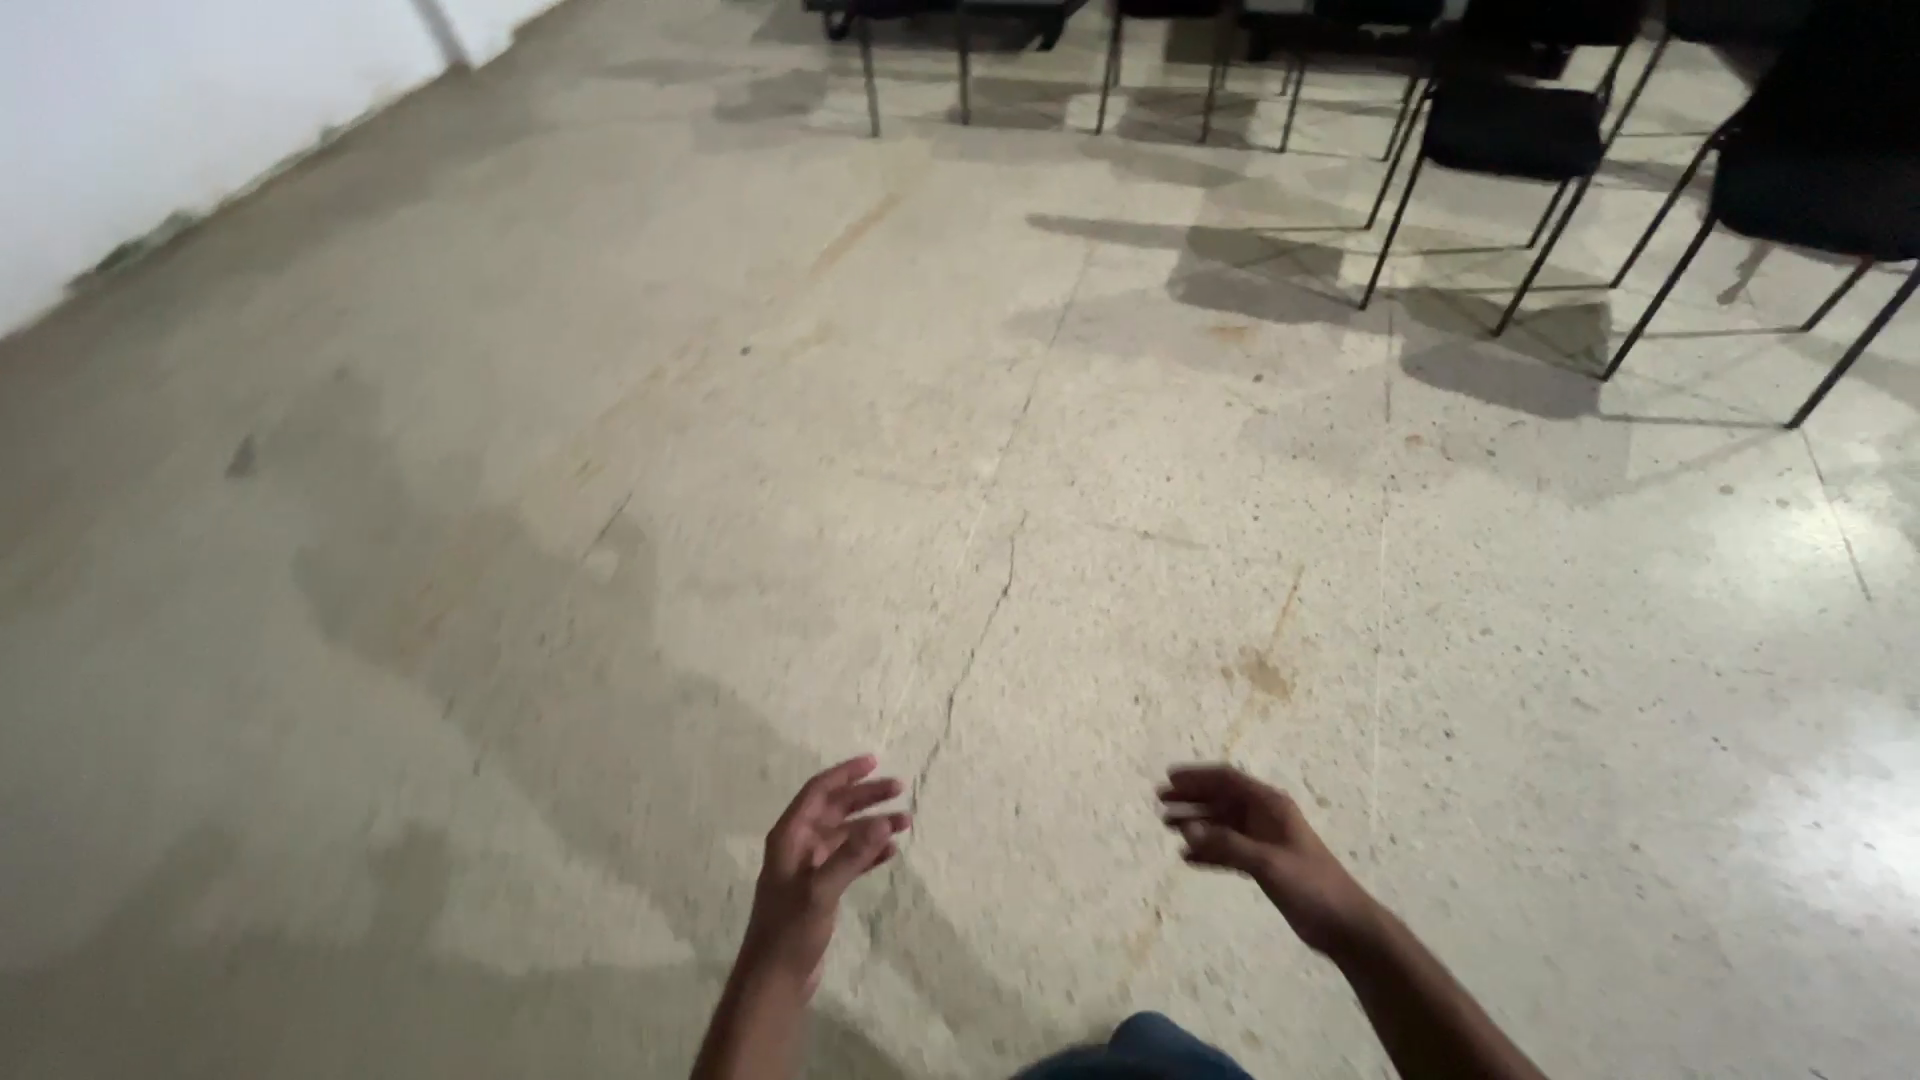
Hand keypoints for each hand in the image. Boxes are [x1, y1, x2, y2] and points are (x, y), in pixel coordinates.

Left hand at [739, 755, 910, 994]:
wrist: (774, 978)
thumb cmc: (790, 929)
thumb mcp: (821, 890)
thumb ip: (852, 855)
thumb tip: (884, 822)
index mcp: (790, 836)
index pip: (818, 791)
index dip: (845, 774)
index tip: (874, 762)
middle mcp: (799, 844)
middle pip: (835, 808)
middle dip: (866, 797)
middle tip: (899, 789)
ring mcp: (810, 866)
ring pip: (846, 834)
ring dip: (872, 825)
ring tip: (905, 821)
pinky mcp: (822, 887)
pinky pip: (849, 859)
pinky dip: (869, 852)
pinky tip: (891, 851)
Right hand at [1160, 764, 1379, 957]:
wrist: (1346, 926)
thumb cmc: (1311, 886)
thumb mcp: (1267, 863)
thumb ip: (1226, 844)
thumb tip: (1187, 828)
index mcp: (1271, 805)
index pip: (1228, 780)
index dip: (1197, 777)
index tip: (1169, 779)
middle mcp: (1265, 817)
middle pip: (1221, 799)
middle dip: (1191, 799)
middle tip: (1160, 804)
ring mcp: (1263, 841)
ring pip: (1222, 824)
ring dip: (1196, 824)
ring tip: (1168, 828)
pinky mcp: (1263, 864)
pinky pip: (1228, 850)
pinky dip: (1208, 851)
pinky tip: (1187, 858)